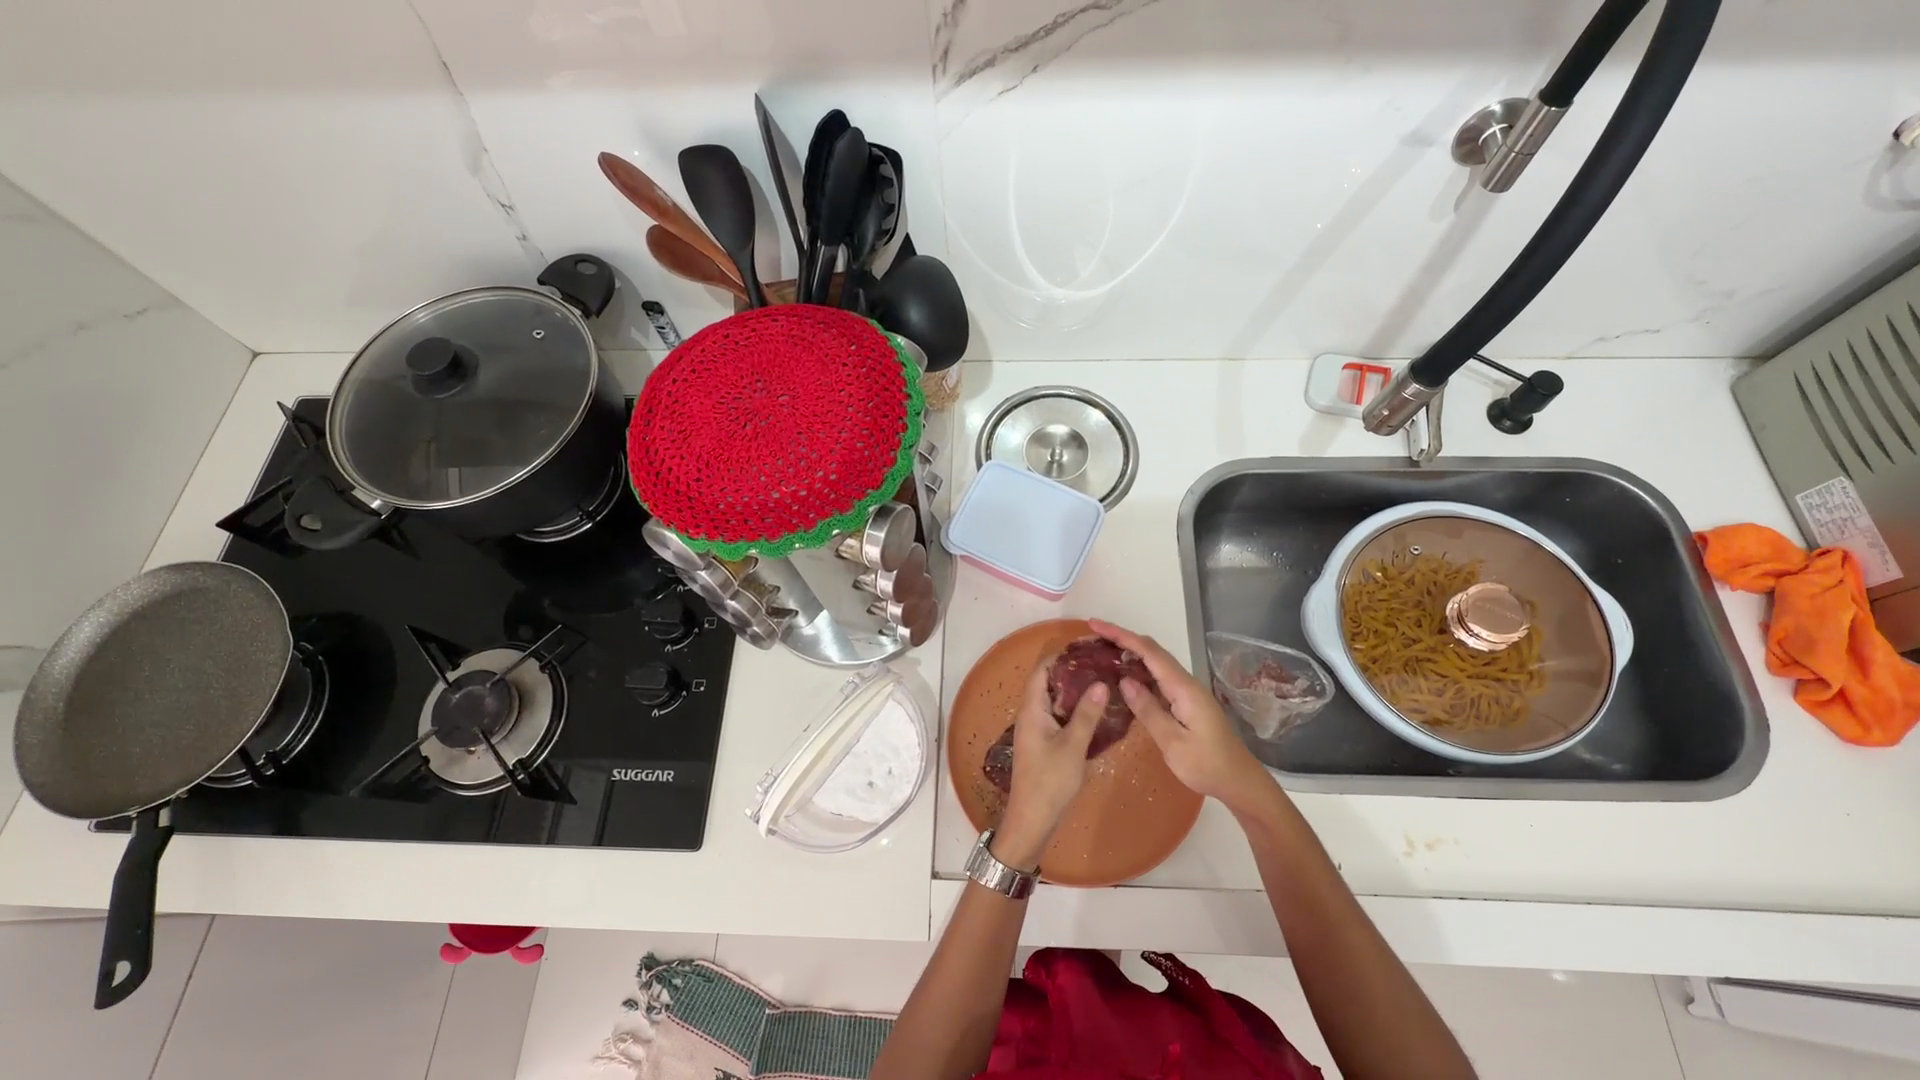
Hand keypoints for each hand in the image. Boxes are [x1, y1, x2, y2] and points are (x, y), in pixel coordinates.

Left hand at [995, 659, 1104, 869]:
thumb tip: (1099, 683)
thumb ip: (1086, 714)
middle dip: (1071, 671)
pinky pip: (1057, 717)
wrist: (1032, 819)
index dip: (1060, 655)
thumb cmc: (1050, 781)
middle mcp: (1030, 715)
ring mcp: (1035, 730)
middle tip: (1100, 663)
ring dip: (1074, 691)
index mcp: (1032, 710)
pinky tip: (1095, 711)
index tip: (1086, 647)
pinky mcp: (1042, 743)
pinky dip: (1073, 710)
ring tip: (1102, 681)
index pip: (1042, 670)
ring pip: (1054, 701)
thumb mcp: (1073, 747)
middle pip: (1048, 683)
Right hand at [1088, 619, 1276, 812]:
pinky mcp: (1186, 703)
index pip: (1149, 652)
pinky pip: (1159, 678)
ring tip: (1102, 652)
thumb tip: (1124, 680)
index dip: (1121, 635)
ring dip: (1130, 653)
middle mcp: (1186, 683)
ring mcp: (1187, 692)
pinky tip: (1124, 678)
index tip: (1095, 624)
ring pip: (1156, 663)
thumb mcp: (1172, 742)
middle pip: (1152, 651)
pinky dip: (1139, 671)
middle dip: (1123, 639)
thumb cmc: (1207, 765)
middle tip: (1093, 637)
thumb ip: (1148, 710)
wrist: (1239, 781)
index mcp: (1183, 688)